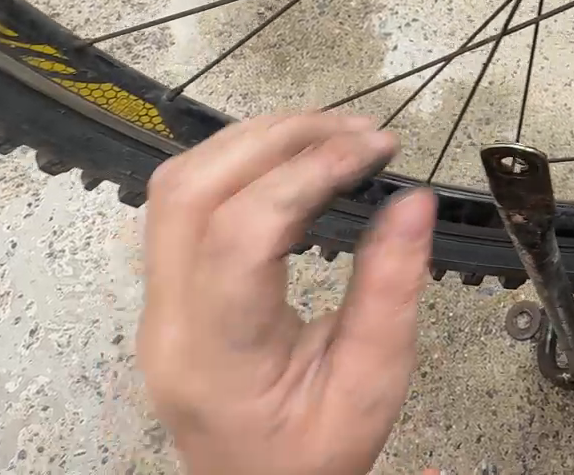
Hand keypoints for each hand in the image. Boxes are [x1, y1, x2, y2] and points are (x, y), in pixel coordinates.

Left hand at [138, 110, 435, 474]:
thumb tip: (414, 199)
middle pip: (192, 191)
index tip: (378, 148)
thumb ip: (391, 290)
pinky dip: (243, 157)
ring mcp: (158, 300)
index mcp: (219, 355)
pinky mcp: (168, 285)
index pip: (240, 233)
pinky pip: (185, 198)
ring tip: (332, 133)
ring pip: (178, 183)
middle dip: (280, 138)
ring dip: (258, 139)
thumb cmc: (319, 451)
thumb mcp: (373, 383)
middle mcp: (169, 319)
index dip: (309, 173)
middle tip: (357, 131)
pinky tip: (296, 156)